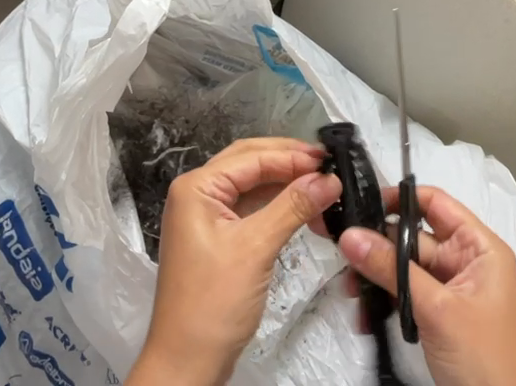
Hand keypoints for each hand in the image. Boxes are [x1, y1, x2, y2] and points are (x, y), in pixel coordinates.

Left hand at [130, 137, 342, 385]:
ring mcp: (208, 216)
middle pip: (249, 164)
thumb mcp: (256, 248)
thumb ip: (292, 208)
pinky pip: (252, 209)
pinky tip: (303, 209)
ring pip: (252, 186)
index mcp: (197, 187)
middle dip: (288, 163)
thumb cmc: (213, 303)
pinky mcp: (220, 238)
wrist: (187, 361)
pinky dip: (278, 207)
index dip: (290, 155)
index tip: (328, 159)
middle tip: (327, 166)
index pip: (250, 157)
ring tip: (323, 188)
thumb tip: (328, 179)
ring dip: (286, 185)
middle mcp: (198, 194)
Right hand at [338, 185, 515, 385]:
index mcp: (479, 248)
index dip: (399, 199)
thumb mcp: (436, 309)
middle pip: (412, 237)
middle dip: (378, 248)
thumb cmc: (485, 360)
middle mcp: (465, 262)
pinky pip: (405, 295)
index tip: (361, 207)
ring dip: (377, 278)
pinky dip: (385, 300)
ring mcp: (452, 291)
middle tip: (343, 258)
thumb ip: (391, 269)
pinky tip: (364, 314)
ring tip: (352, 292)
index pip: (435, 203)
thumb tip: (348, 234)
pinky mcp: (439, 317)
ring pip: (404, 268)